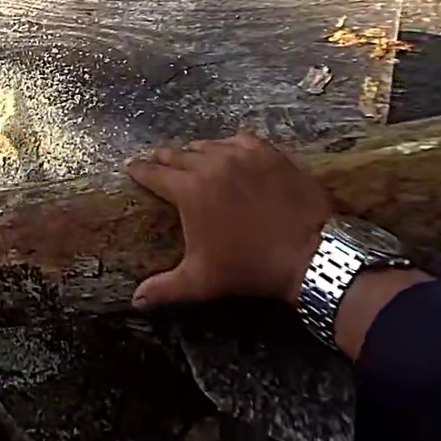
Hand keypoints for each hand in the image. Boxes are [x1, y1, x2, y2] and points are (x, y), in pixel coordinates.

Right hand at [126, 131, 333, 308]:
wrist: (309, 254)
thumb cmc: (249, 267)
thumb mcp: (201, 281)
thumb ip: (164, 288)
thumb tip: (135, 301)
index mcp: (188, 190)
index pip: (153, 173)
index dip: (139, 171)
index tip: (131, 167)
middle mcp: (210, 164)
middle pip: (177, 154)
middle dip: (163, 158)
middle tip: (156, 161)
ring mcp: (240, 154)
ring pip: (207, 145)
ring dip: (195, 152)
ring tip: (192, 158)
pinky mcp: (267, 152)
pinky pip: (239, 139)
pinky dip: (229, 145)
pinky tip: (229, 150)